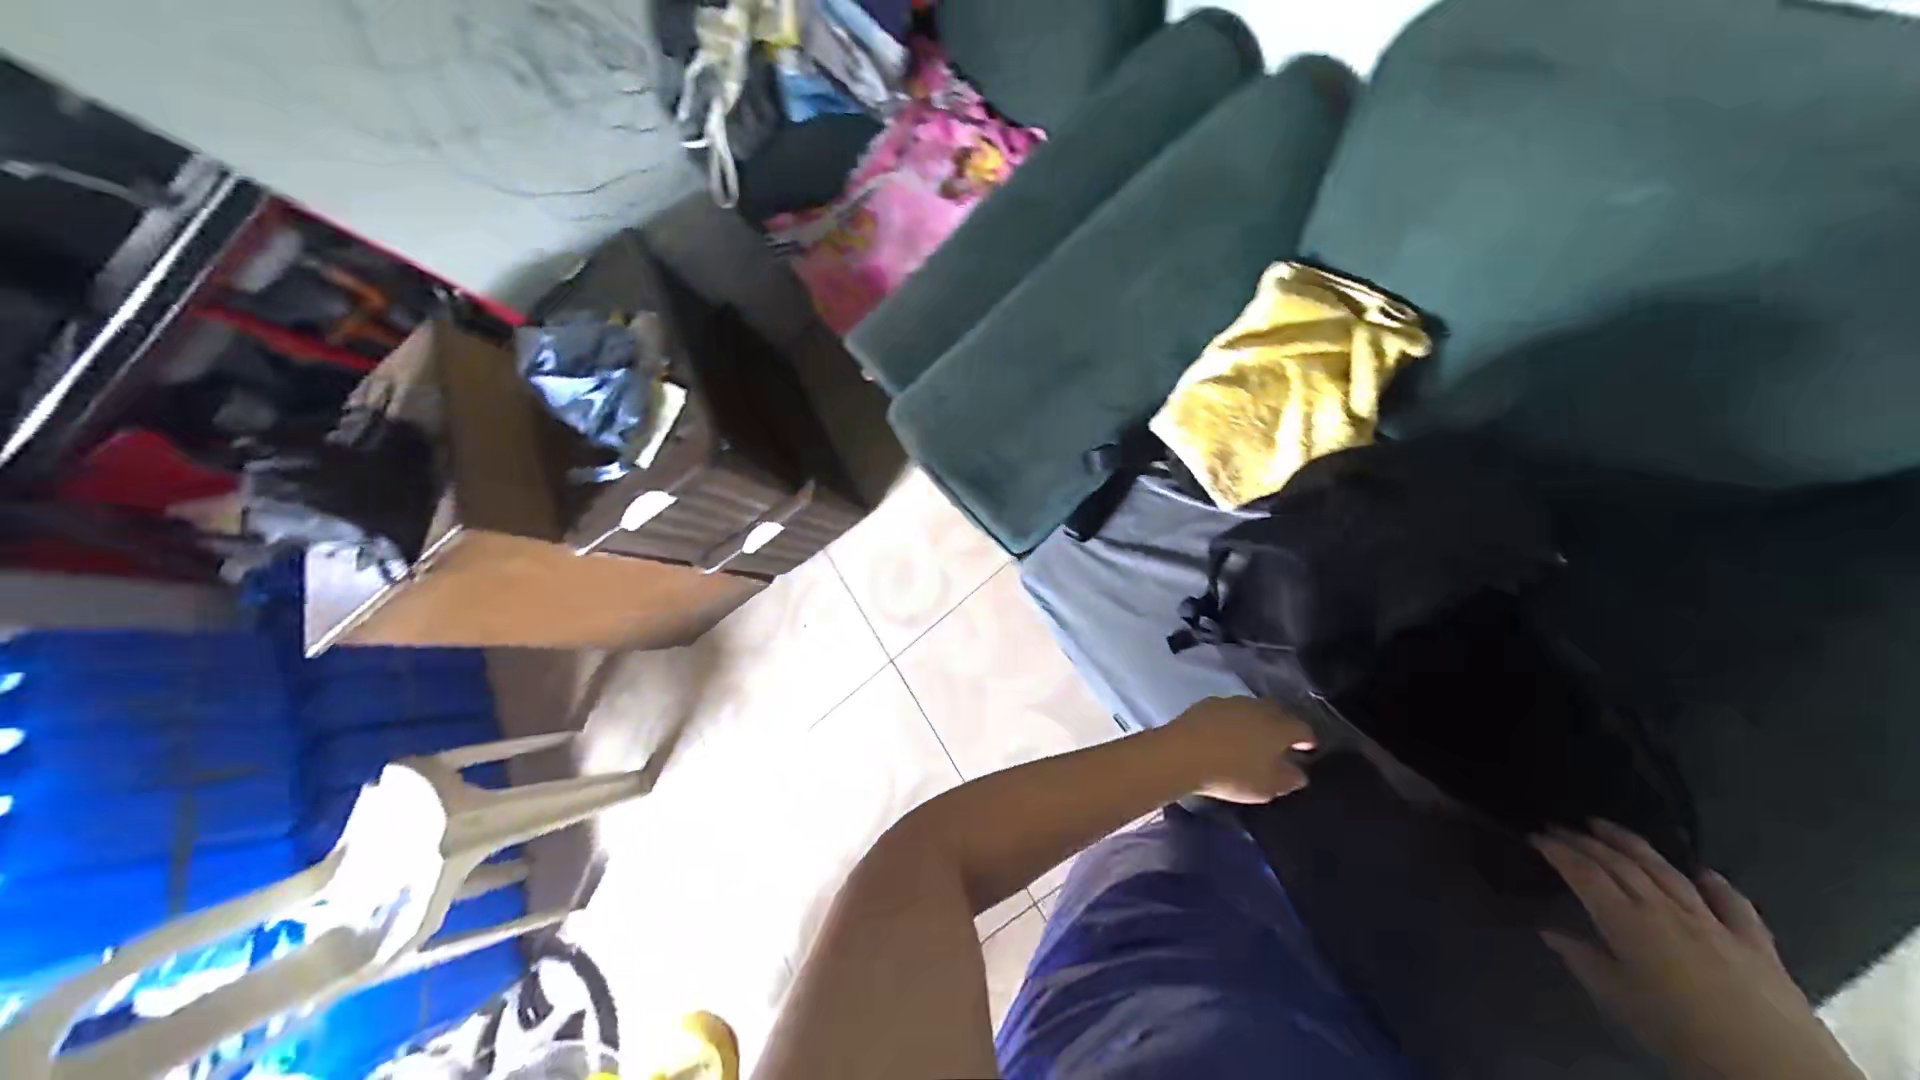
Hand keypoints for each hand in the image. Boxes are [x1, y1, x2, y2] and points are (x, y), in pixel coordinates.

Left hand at [1165, 697, 1316, 803]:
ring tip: (1254, 736)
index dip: (1308, 739)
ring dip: (1257, 719)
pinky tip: (1227, 731)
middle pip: (1278, 712)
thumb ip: (1288, 779)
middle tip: (1282, 741)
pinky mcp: (1207, 703)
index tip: (1309, 748)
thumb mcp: (1267, 786)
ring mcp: (1231, 702)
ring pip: (1252, 708)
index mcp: (1279, 727)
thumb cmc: (1231, 773)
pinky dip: (1234, 719)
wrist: (1181, 754)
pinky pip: (1229, 709)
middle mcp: (1258, 707)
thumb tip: (1299, 773)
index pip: (1303, 729)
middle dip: (1284, 725)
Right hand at [1536, 821, 1863, 1079]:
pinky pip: (1733, 904)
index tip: (1535, 837)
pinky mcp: (1755, 943)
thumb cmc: (1680, 1033)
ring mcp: (1714, 923)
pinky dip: (1715, 884)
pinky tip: (1703, 873)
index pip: (1583, 873)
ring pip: (1666, 872)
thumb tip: (1551, 932)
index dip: (1556, 851)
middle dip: (1585, 841)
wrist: (1775, 1070)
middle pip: (1620, 864)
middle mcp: (1665, 910)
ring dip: (1633, 845)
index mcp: (1627, 921)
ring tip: (1607, 827)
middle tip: (1560, 827)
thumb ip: (1584, 960)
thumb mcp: (1619, 999)